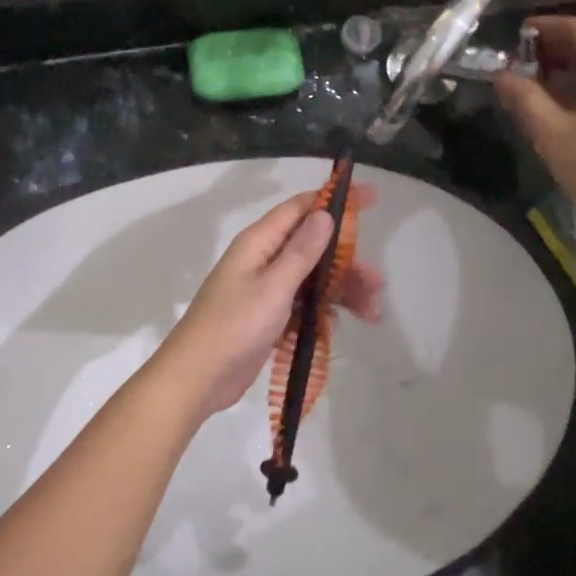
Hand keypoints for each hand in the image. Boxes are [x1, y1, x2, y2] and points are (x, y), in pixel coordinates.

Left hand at [152, 188, 383, 419]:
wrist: (198, 377)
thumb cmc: (234, 326)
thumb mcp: (273, 286)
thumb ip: (301, 251)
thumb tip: (324, 213)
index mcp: (259, 242)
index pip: (302, 208)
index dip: (335, 201)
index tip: (372, 198)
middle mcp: (263, 259)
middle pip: (314, 247)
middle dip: (348, 262)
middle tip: (377, 283)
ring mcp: (265, 289)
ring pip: (313, 279)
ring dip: (342, 291)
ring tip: (372, 313)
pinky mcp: (269, 317)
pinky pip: (304, 304)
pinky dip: (324, 311)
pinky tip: (339, 326)